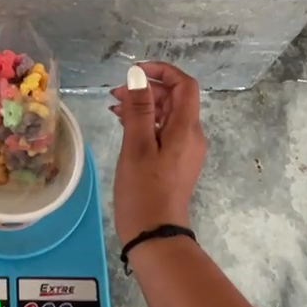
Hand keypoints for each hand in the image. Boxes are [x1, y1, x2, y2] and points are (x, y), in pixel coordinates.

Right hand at [110, 62, 207, 244]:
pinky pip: (164, 131)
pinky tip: (124, 125)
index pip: (184, 85)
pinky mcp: (176, 161)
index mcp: (186, 129)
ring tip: (114, 107)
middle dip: (147, 89)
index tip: (133, 72)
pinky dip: (146, 122)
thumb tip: (137, 75)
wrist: (155, 235)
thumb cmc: (144, 190)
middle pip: (175, 98)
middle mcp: (192, 136)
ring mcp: (185, 150)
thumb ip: (139, 108)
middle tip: (115, 93)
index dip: (162, 71)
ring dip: (144, 105)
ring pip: (168, 114)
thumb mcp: (136, 146)